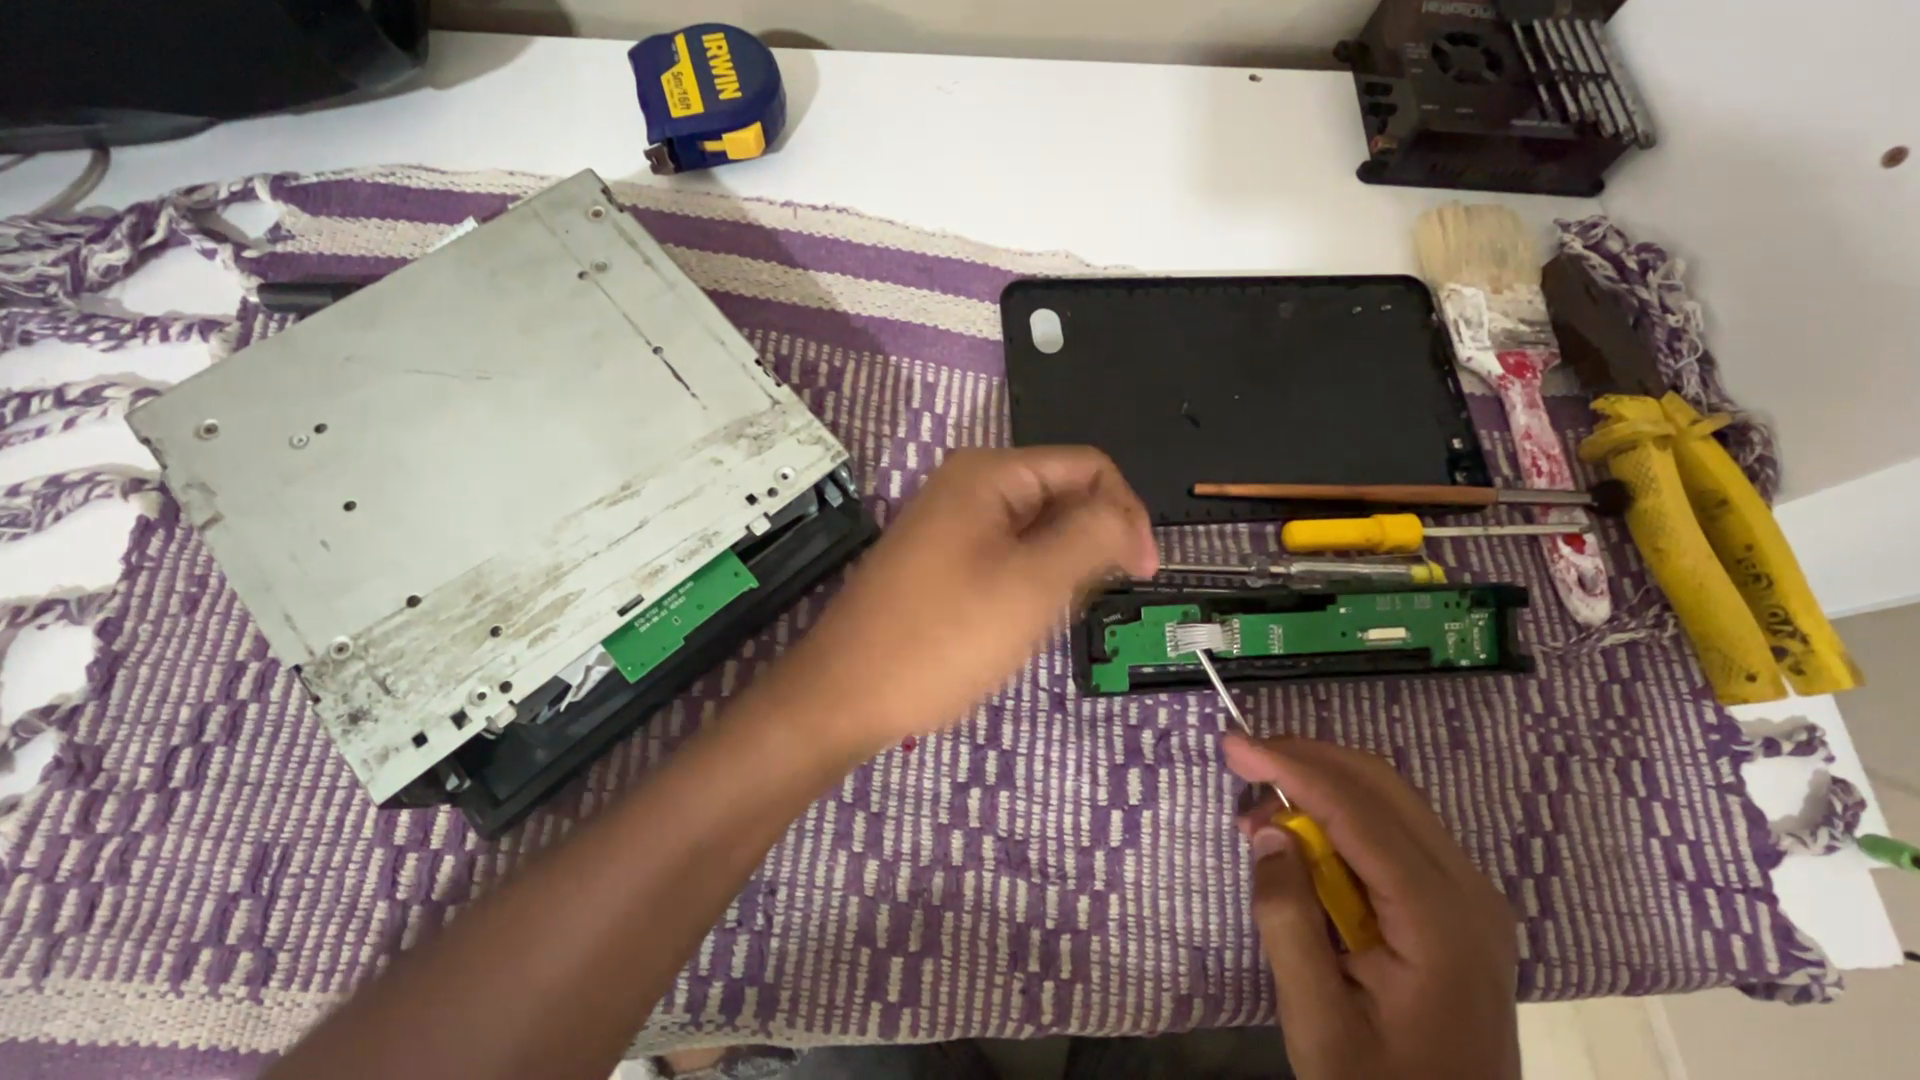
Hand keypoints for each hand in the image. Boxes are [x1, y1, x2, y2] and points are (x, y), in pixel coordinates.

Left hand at [771, 447, 1155, 751]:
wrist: (845, 696)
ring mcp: (951, 526)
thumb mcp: (1033, 585)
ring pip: (1038, 534)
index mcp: (989, 474)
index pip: (1090, 467)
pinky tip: (1012, 628)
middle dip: (1088, 547)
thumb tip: (1128, 517)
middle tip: (1075, 607)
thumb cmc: (943, 638)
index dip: (1127, 513)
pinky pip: (1007, 560)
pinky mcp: (941, 563)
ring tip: (1036, 623)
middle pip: (1063, 497)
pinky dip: (1027, 589)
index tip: (1143, 573)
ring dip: (1058, 575)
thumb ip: (1094, 536)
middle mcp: (968, 487)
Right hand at [1225, 734, 1520, 1079]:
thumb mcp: (1318, 1021)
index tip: (1232, 744)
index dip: (1292, 767)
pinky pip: (1396, 833)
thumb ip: (1288, 922)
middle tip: (1242, 763)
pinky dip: (1342, 818)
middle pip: (1384, 787)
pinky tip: (1303, 841)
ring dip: (1323, 788)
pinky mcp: (1457, 907)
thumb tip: (1269, 833)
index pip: (1359, 812)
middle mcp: (1469, 891)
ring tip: (1261, 817)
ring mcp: (1470, 897)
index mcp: (1441, 920)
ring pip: (1392, 802)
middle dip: (1308, 760)